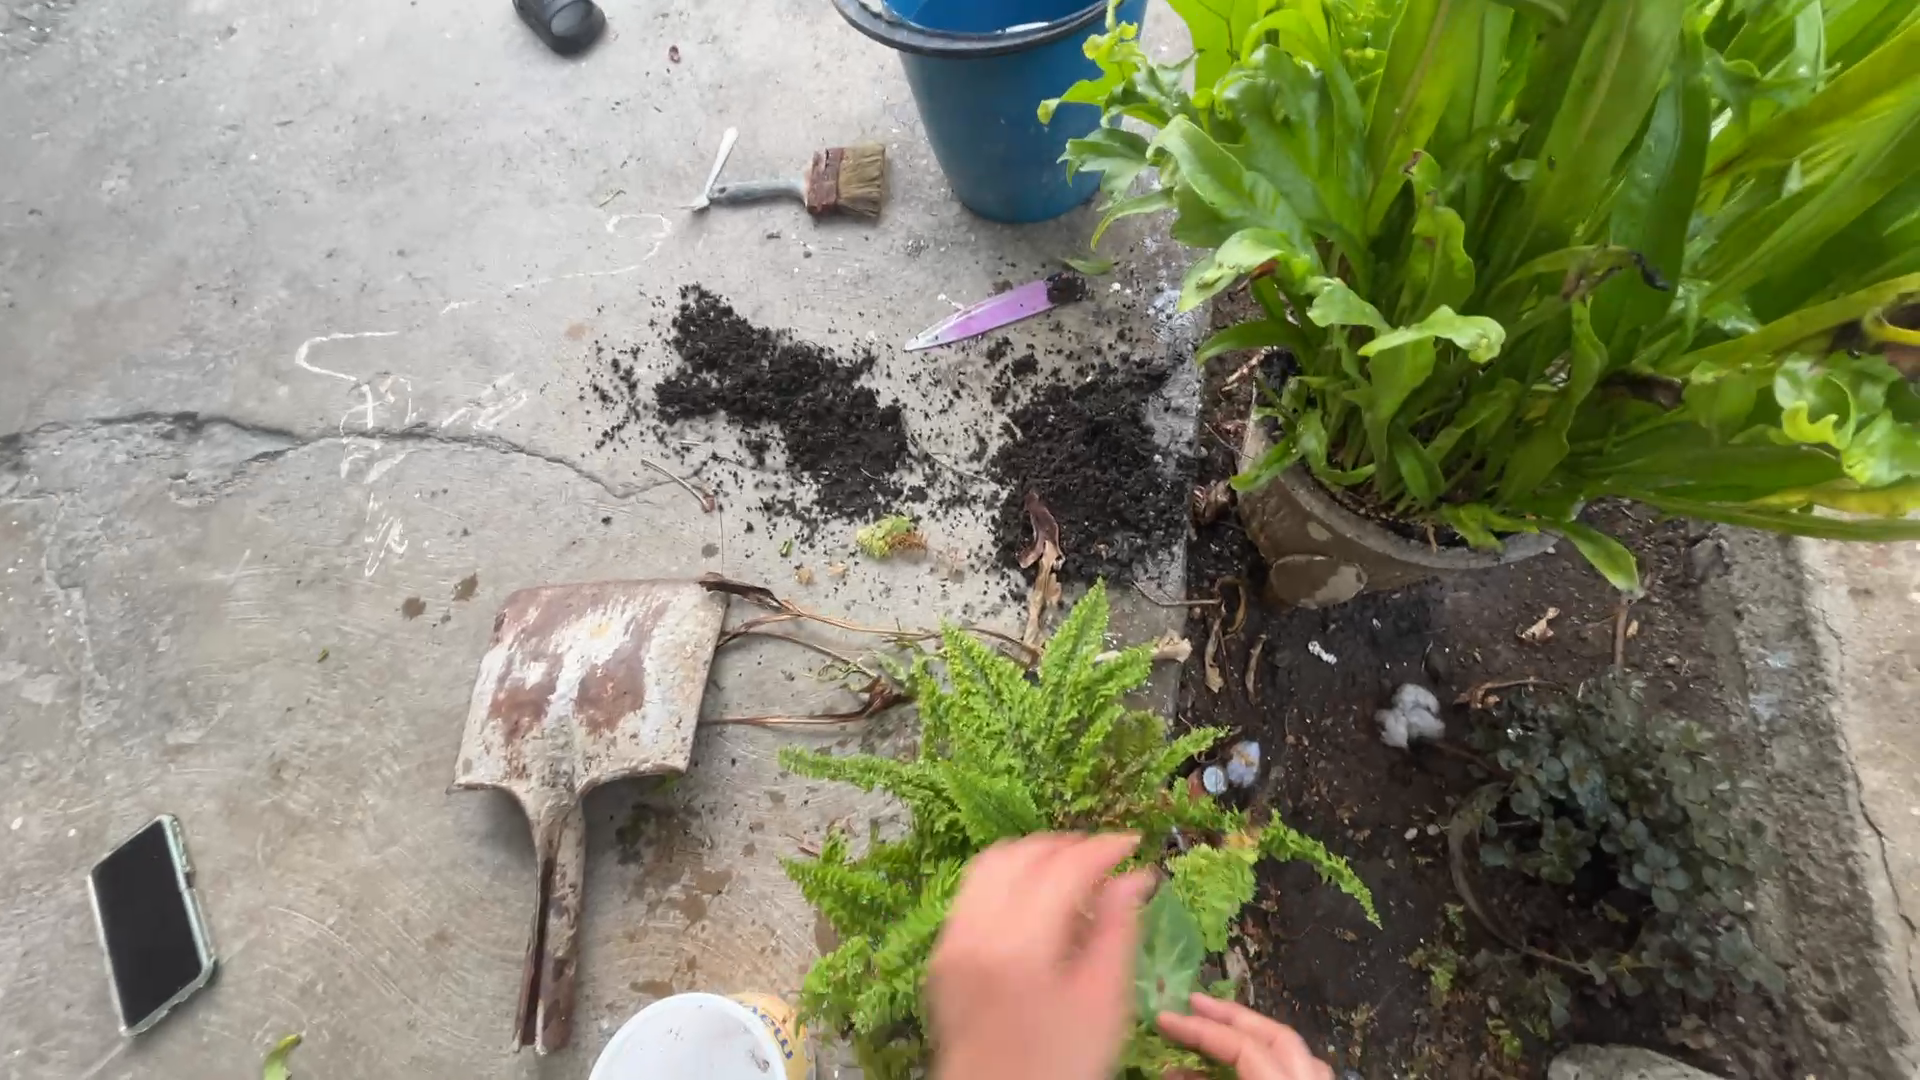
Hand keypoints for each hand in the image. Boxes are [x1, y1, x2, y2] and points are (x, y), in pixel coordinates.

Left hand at [927, 833, 1155, 1079]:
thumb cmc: (1064, 1063)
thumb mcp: (1105, 1003)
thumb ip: (1118, 929)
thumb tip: (1135, 875)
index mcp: (1021, 947)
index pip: (1065, 869)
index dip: (1101, 849)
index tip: (1131, 844)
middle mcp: (978, 930)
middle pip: (1025, 854)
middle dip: (1068, 847)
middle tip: (1103, 862)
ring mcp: (953, 936)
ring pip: (993, 860)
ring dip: (1035, 855)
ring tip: (1070, 872)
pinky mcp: (943, 947)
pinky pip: (973, 886)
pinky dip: (1007, 874)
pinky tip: (1033, 894)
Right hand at [1158, 993, 1331, 1079]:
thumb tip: (1168, 1069)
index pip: (1243, 1046)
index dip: (1200, 1030)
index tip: (1164, 1019)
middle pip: (1278, 1036)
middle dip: (1233, 1016)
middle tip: (1192, 1002)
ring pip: (1300, 1052)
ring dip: (1257, 1033)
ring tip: (1222, 1025)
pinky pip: (1305, 1072)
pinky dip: (1276, 1059)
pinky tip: (1254, 1063)